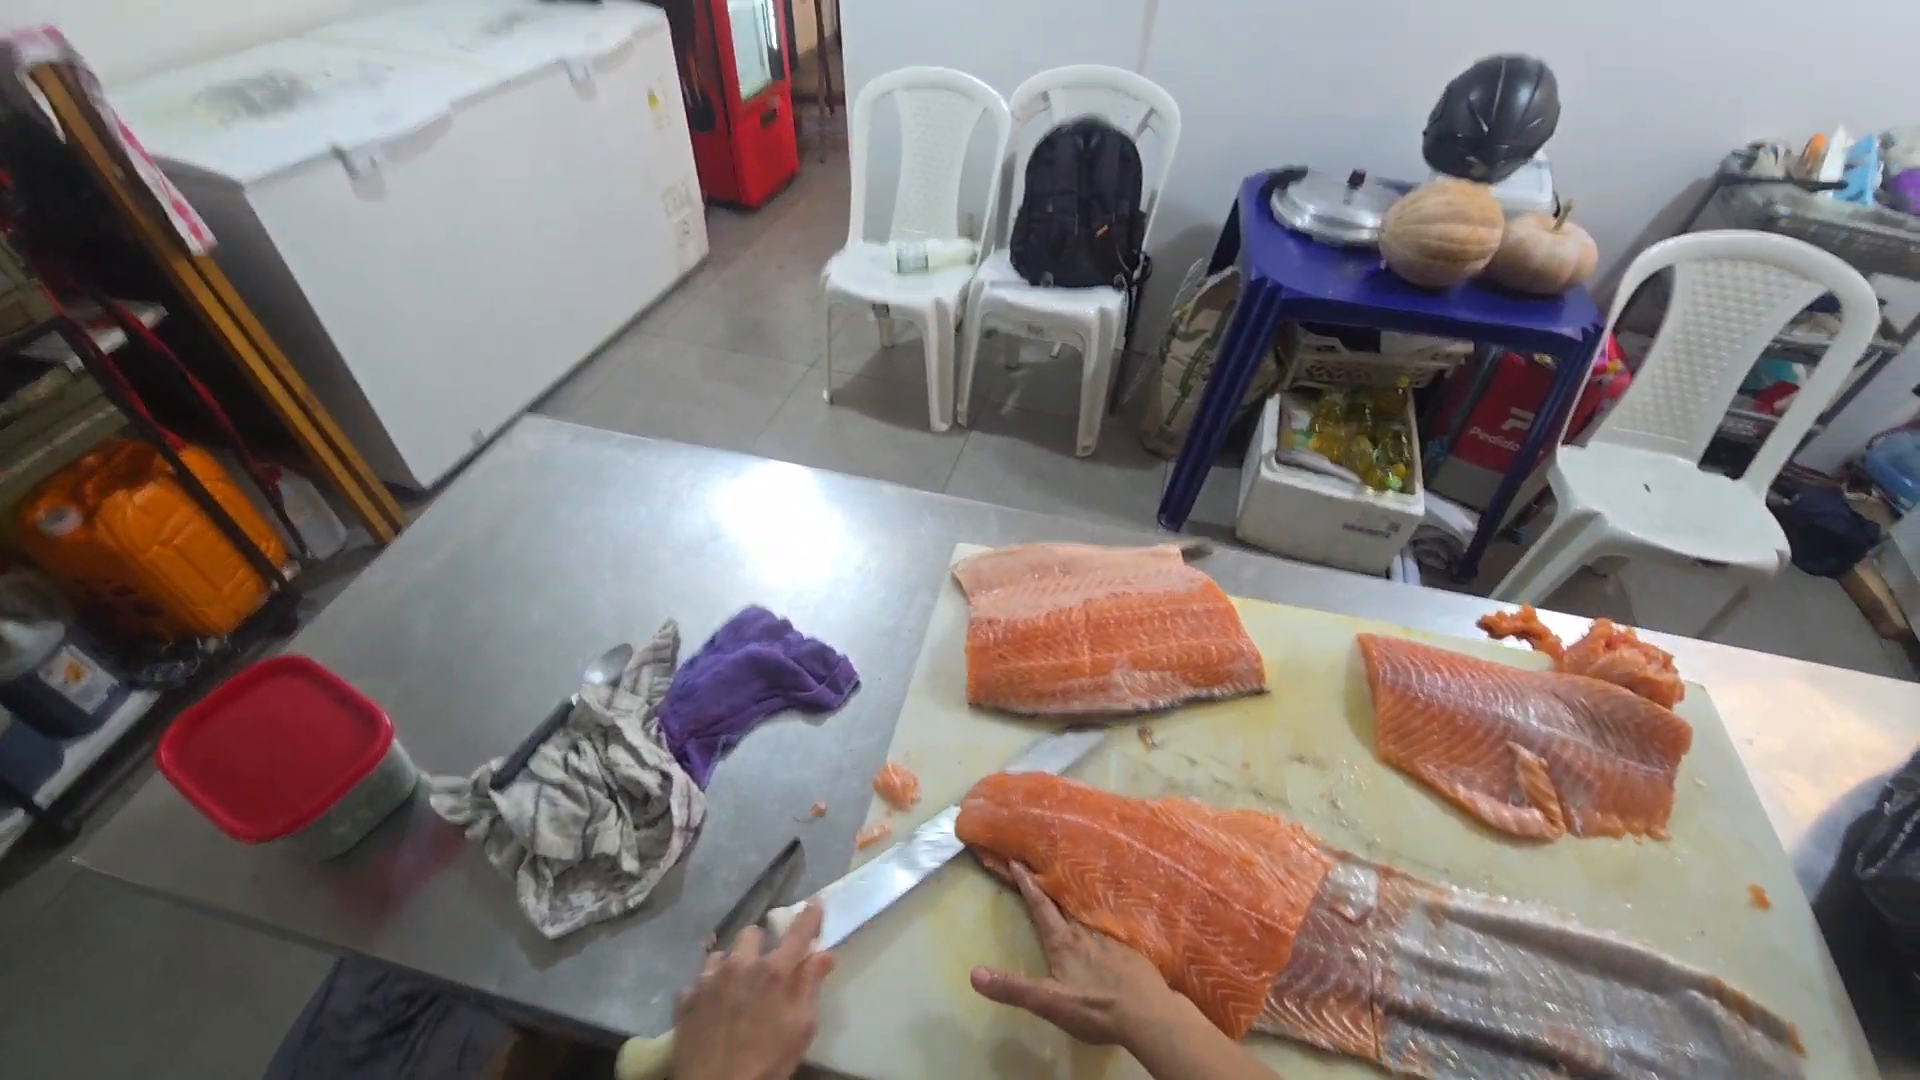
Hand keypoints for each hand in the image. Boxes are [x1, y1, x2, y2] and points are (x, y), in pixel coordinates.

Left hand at [672, 902, 835, 1079]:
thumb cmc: (767, 1062)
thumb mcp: (801, 1028)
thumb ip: (811, 986)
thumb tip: (824, 954)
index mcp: (774, 972)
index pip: (798, 932)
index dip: (810, 916)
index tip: (815, 905)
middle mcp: (741, 964)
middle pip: (752, 933)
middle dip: (760, 943)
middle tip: (764, 966)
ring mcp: (709, 979)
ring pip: (722, 954)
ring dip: (731, 965)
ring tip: (734, 988)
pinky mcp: (686, 998)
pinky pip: (699, 980)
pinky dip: (707, 989)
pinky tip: (711, 1008)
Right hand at [969, 862, 1176, 1046]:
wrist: (1148, 1013)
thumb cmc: (1096, 1006)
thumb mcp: (1049, 1002)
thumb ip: (1013, 988)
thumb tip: (974, 974)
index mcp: (1064, 941)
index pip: (1041, 906)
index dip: (1027, 883)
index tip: (1016, 860)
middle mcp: (1085, 931)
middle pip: (1064, 902)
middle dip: (1049, 883)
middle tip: (1041, 862)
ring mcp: (1110, 937)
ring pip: (1087, 910)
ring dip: (1075, 897)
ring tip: (1071, 884)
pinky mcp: (1130, 947)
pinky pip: (1109, 922)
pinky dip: (1100, 913)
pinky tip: (1105, 918)